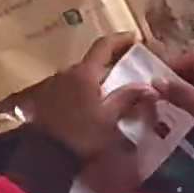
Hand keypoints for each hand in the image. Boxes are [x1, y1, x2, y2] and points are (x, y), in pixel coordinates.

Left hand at [23, 33, 156, 162]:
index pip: (104, 45)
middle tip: (131, 67)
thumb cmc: (81, 134)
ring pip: (83, 74)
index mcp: (84, 73)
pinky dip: (87, 88)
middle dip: (112, 61)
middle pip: (93, 60)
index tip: (135, 38)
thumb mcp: (109, 119)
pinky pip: (73, 86)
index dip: (120, 39)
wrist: (45, 154)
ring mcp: (56, 84)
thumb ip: (127, 98)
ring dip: (99, 77)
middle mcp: (68, 72)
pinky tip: (96, 102)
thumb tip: (148, 86)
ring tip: (116, 88)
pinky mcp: (48, 97)